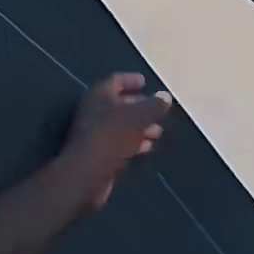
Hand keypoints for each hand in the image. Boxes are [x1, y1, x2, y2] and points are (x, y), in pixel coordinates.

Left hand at [57, 73, 172, 209]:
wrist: (87, 173)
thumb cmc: (111, 136)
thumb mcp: (137, 118)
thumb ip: (153, 106)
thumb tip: (166, 96)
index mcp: (99, 95)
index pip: (115, 81)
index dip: (130, 79)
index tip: (145, 81)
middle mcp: (94, 111)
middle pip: (119, 103)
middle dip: (140, 106)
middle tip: (158, 110)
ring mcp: (95, 132)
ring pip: (121, 125)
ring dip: (140, 127)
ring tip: (158, 131)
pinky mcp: (99, 152)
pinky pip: (119, 142)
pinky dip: (133, 142)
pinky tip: (147, 147)